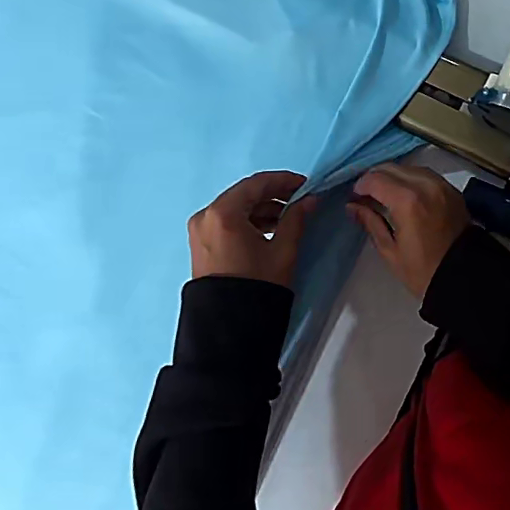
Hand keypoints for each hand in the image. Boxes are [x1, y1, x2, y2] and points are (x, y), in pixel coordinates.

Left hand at [188, 170, 318, 286]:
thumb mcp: (283, 250)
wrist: (228, 328)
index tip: (305, 184)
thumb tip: (309, 200)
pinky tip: (271, 228)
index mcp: (223, 213)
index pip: (257, 184)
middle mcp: (206, 216)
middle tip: (300, 198)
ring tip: (289, 216)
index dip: (284, 181)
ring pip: (236, 208)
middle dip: (274, 195)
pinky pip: (228, 222)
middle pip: (245, 194)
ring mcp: (200, 231)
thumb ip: (296, 218)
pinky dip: (249, 220)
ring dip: (263, 208)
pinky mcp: (201, 244)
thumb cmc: (257, 285)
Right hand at [348, 162, 468, 299]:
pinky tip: (405, 193)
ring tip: (385, 194)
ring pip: (409, 168)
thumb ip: (371, 222)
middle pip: (392, 168)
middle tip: (366, 196)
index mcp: (407, 201)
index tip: (355, 198)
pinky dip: (411, 178)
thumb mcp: (390, 250)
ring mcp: (441, 185)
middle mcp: (425, 185)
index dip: (361, 186)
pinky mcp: (452, 189)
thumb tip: (352, 206)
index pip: (375, 179)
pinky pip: (426, 174)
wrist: (465, 276)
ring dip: (393, 176)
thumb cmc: (423, 270)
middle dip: (375, 178)